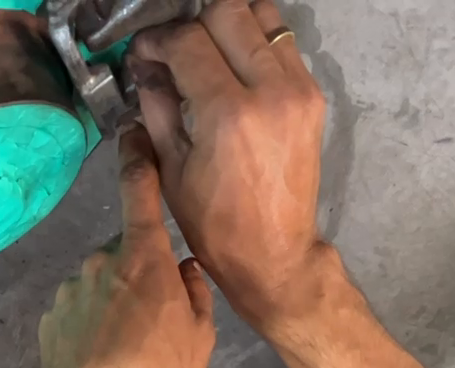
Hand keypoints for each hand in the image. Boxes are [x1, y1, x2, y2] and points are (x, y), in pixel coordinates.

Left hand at [36, 127, 215, 367]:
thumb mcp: (200, 338)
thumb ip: (195, 294)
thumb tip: (187, 269)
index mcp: (143, 258)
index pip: (139, 192)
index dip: (137, 160)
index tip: (132, 133)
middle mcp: (99, 264)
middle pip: (122, 254)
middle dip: (137, 275)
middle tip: (152, 322)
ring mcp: (68, 294)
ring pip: (96, 286)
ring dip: (110, 305)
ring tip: (123, 351)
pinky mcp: (48, 324)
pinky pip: (75, 313)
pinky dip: (87, 327)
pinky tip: (98, 361)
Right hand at [130, 0, 329, 330]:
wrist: (275, 256)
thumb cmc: (216, 228)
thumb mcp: (172, 175)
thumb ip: (157, 112)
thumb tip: (146, 70)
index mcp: (228, 115)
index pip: (188, 42)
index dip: (157, 40)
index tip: (142, 54)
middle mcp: (269, 90)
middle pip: (228, 10)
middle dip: (192, 24)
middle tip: (175, 52)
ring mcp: (298, 89)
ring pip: (262, 15)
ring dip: (227, 24)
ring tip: (206, 53)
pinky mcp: (312, 96)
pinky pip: (281, 43)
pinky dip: (253, 44)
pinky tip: (233, 71)